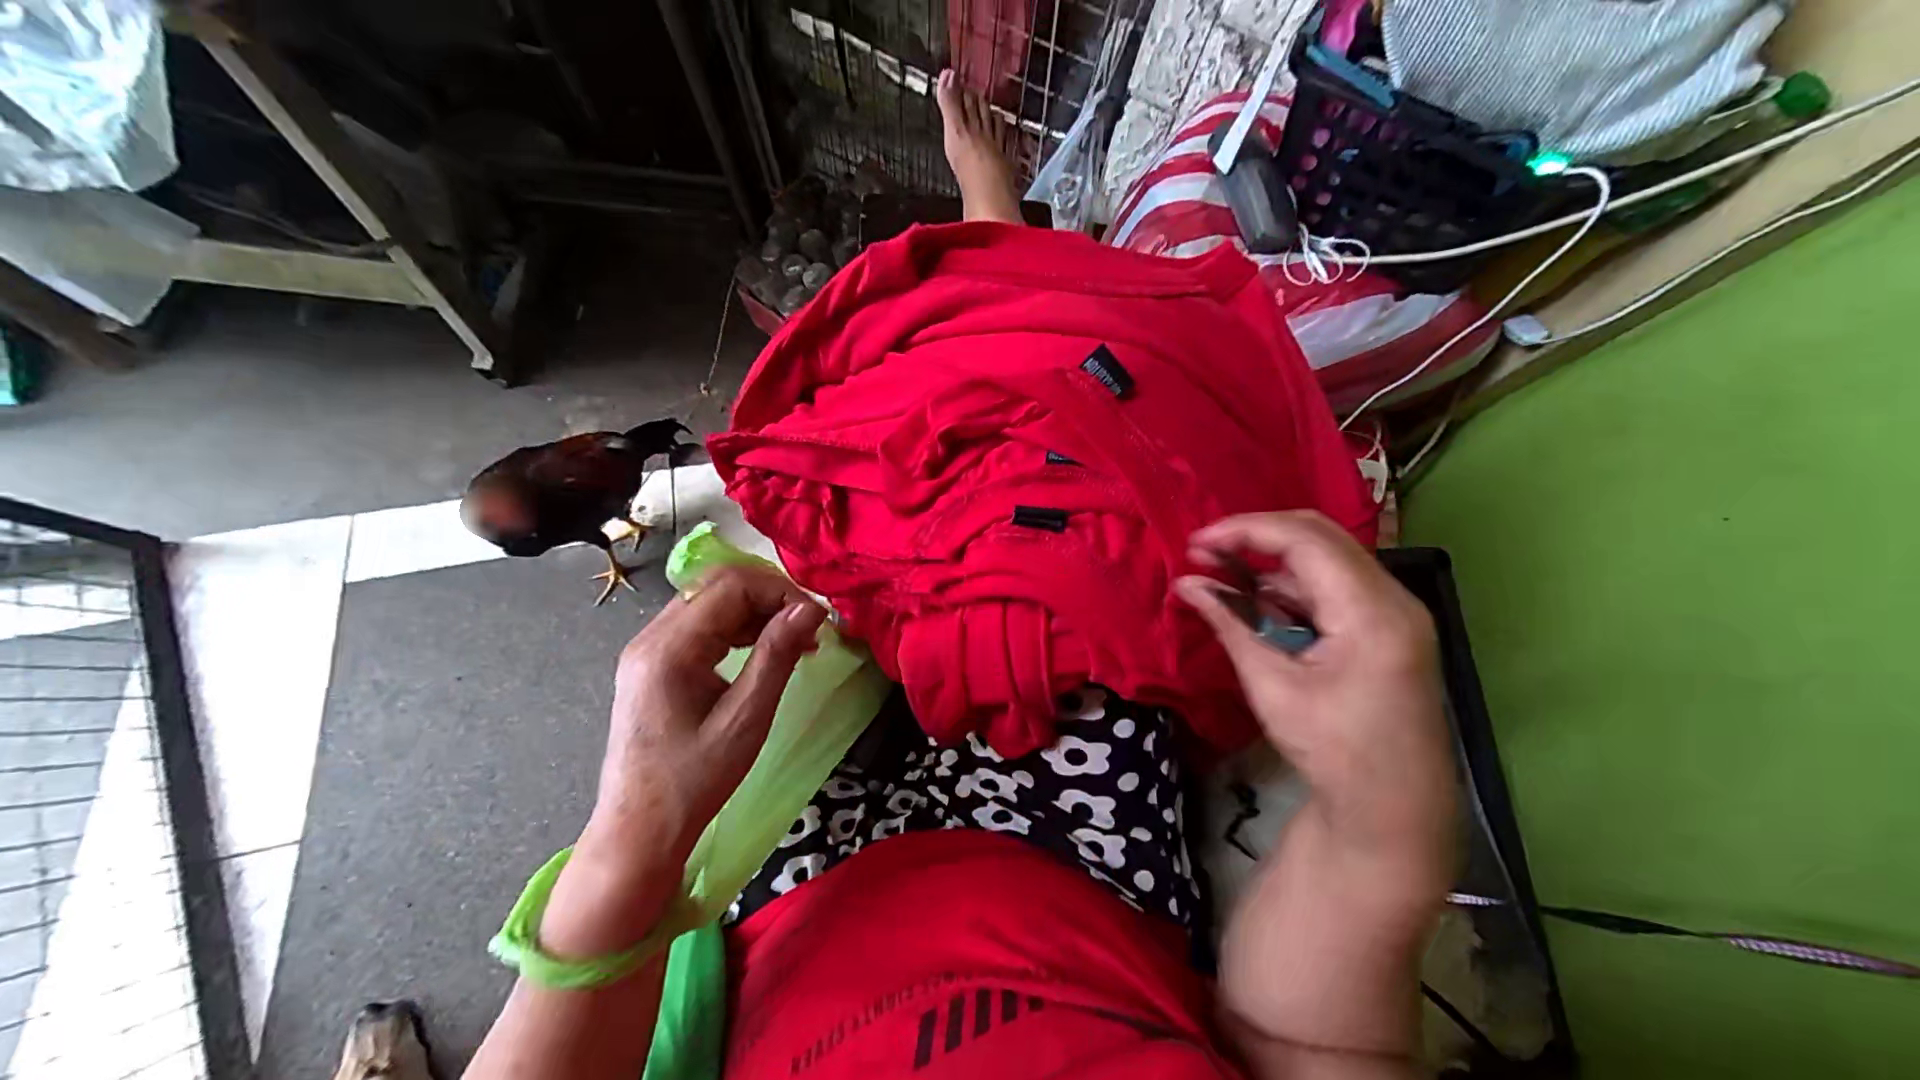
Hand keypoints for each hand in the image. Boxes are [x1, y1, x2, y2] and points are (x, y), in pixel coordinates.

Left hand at [581, 565, 825, 874]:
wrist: (639, 830)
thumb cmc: (694, 781)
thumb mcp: (745, 719)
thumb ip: (776, 656)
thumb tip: (811, 610)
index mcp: (668, 648)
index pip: (731, 587)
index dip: (780, 592)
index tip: (817, 619)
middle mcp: (651, 638)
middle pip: (718, 588)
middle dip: (770, 598)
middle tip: (810, 627)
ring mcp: (648, 650)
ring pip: (711, 604)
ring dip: (757, 613)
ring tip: (797, 642)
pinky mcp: (654, 665)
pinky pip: (701, 628)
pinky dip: (738, 629)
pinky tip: (766, 651)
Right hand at [1174, 512, 1452, 854]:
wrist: (1395, 809)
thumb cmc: (1333, 751)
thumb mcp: (1272, 686)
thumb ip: (1229, 624)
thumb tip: (1184, 585)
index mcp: (1372, 612)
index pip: (1304, 539)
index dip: (1244, 531)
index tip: (1195, 543)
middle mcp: (1394, 599)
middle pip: (1319, 536)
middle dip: (1255, 536)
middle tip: (1204, 551)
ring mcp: (1397, 612)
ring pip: (1327, 558)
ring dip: (1272, 560)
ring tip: (1222, 574)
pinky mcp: (1389, 627)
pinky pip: (1335, 586)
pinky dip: (1292, 585)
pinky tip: (1258, 601)